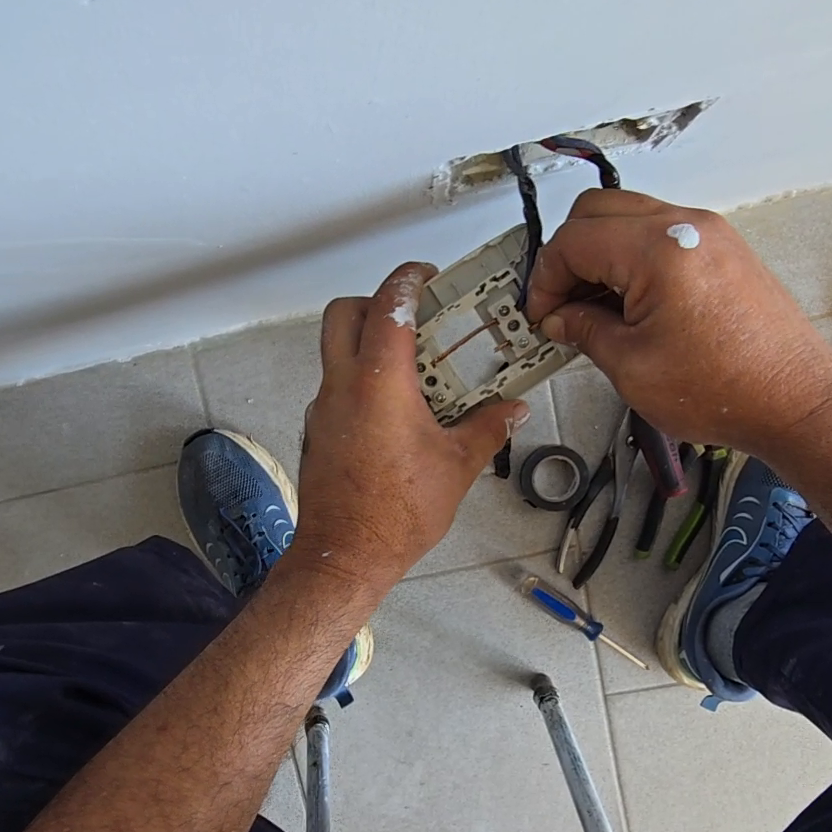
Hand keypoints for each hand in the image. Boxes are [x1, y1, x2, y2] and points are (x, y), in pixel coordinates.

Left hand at [290, 262, 530, 586]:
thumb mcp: (457, 467)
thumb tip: (513, 411)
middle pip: (342, 314)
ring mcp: (323, 410)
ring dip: (367, 344)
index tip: (427, 276)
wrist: (345, 556)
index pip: (388, 307)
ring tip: (411, 367)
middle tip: (411, 316)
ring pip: (335, 352)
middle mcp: (342, 387)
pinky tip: (393, 412)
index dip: (408, 280)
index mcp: (379, 383)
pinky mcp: (318, 433)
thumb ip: (487, 429)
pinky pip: (336, 388)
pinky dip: (360, 381)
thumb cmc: (398, 512)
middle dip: (374, 301)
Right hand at [524, 189, 831, 458]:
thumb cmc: (727, 388)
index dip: (544, 278)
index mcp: (658, 250)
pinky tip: (623, 306)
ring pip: (627, 219)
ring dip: (597, 256)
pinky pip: (658, 236)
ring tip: (588, 310)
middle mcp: (686, 227)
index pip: (573, 240)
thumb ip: (584, 330)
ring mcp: (707, 234)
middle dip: (565, 257)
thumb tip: (561, 318)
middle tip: (556, 304)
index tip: (540, 313)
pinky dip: (628, 260)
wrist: (793, 400)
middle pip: (596, 212)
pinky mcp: (719, 251)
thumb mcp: (630, 367)